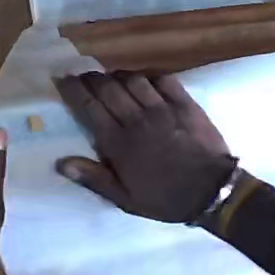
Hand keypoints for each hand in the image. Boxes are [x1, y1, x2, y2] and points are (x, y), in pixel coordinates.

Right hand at [55, 71, 235, 222]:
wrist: (212, 191)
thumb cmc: (166, 199)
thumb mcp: (126, 199)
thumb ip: (94, 179)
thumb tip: (62, 163)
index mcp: (119, 143)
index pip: (89, 106)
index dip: (74, 89)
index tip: (64, 79)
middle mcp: (137, 119)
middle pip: (108, 87)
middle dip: (92, 78)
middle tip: (85, 76)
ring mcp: (163, 108)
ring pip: (133, 79)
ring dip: (119, 75)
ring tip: (112, 77)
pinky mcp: (185, 103)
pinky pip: (163, 79)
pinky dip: (150, 75)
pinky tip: (145, 79)